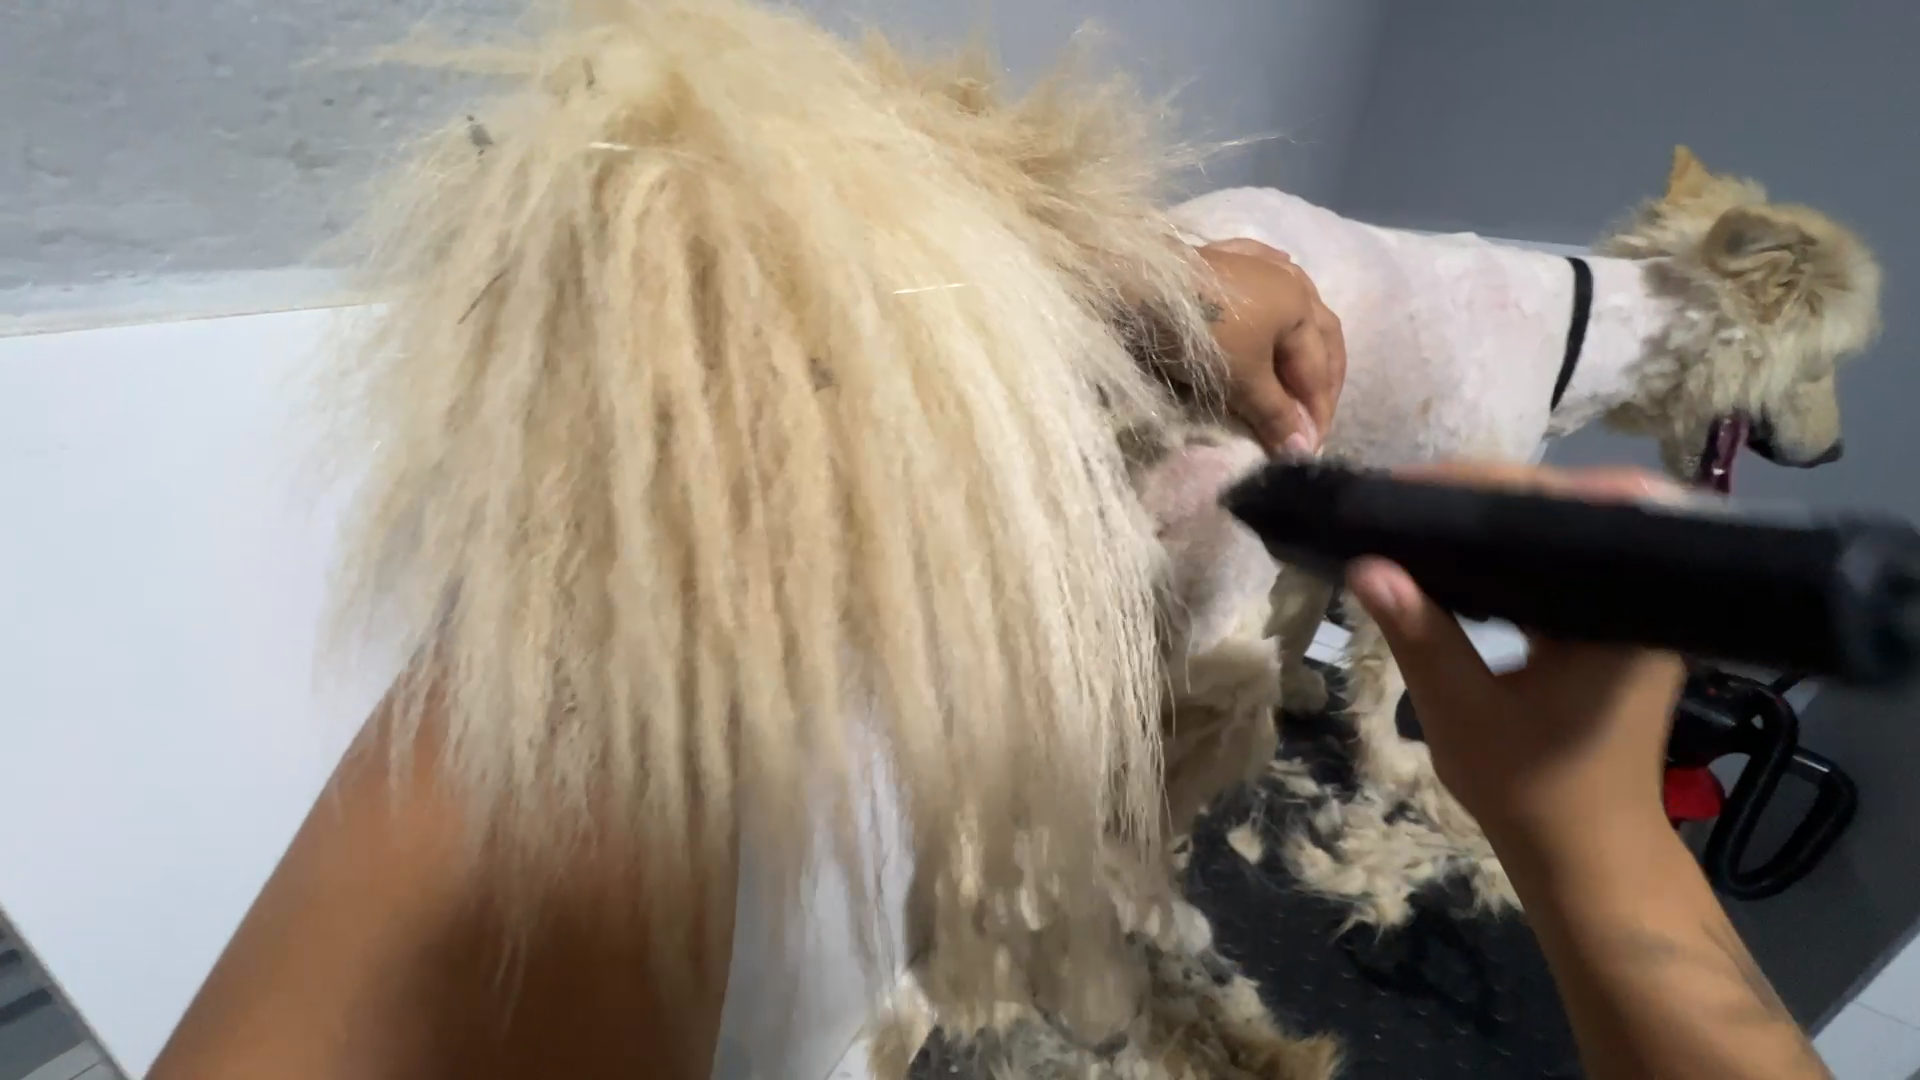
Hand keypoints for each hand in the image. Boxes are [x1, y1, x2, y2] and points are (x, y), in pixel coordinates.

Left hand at [1195, 239, 1345, 456]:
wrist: (1147, 286)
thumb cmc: (1204, 334)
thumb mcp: (1241, 379)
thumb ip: (1274, 413)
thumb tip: (1303, 449)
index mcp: (1301, 308)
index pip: (1319, 370)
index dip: (1318, 411)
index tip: (1312, 447)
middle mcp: (1290, 280)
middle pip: (1320, 333)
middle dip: (1322, 376)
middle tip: (1317, 413)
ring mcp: (1259, 262)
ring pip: (1300, 297)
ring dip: (1307, 334)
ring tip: (1305, 362)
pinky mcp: (1225, 254)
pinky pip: (1266, 265)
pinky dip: (1279, 285)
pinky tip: (1281, 284)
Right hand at [1343, 463, 1688, 852]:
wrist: (1580, 852)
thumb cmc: (1532, 788)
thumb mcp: (1461, 708)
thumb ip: (1418, 634)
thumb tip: (1364, 566)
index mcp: (1631, 611)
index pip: (1567, 511)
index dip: (1487, 486)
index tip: (1411, 486)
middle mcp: (1641, 598)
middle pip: (1563, 509)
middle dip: (1481, 491)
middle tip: (1402, 493)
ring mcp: (1621, 609)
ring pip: (1551, 534)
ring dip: (1484, 517)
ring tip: (1413, 510)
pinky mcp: (1594, 625)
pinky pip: (1544, 564)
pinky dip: (1492, 550)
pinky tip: (1442, 550)